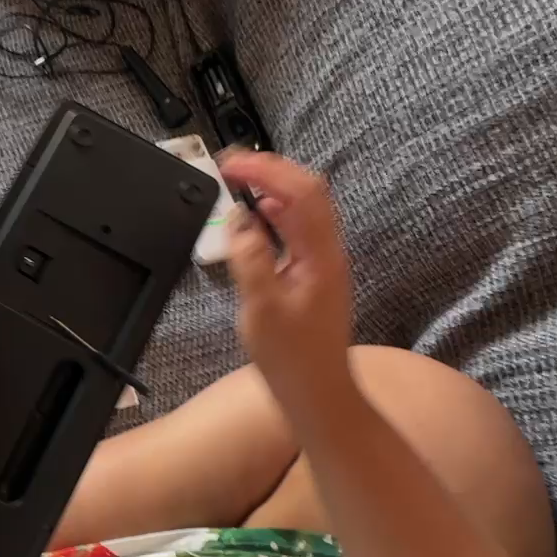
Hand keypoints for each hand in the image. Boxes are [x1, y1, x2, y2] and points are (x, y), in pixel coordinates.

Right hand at [218, 150, 354, 400]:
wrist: (318, 391)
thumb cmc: (290, 357)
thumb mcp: (261, 309)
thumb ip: (250, 259)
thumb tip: (239, 219)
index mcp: (320, 256)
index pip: (299, 193)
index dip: (265, 171)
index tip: (229, 165)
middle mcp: (327, 251)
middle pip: (307, 190)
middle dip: (269, 169)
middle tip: (231, 165)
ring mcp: (322, 260)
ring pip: (303, 206)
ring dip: (272, 186)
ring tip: (238, 180)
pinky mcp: (313, 270)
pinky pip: (296, 226)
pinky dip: (274, 209)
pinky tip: (255, 213)